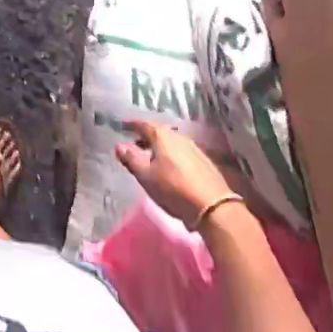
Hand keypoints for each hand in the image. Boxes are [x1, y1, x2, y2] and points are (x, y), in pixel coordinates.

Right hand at [116, 120, 233, 227]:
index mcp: (162, 135)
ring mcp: (194, 148)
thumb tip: (119, 145)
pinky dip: (171, 156)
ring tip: (151, 159)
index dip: (131, 124)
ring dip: (159, 148)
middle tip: (134, 146)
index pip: (143, 124)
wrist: (213, 207)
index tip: (122, 125)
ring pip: (171, 143)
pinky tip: (170, 169)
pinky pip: (182, 152)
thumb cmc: (173, 189)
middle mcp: (178, 136)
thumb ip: (131, 159)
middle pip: (158, 132)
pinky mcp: (204, 162)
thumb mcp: (146, 176)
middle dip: (145, 138)